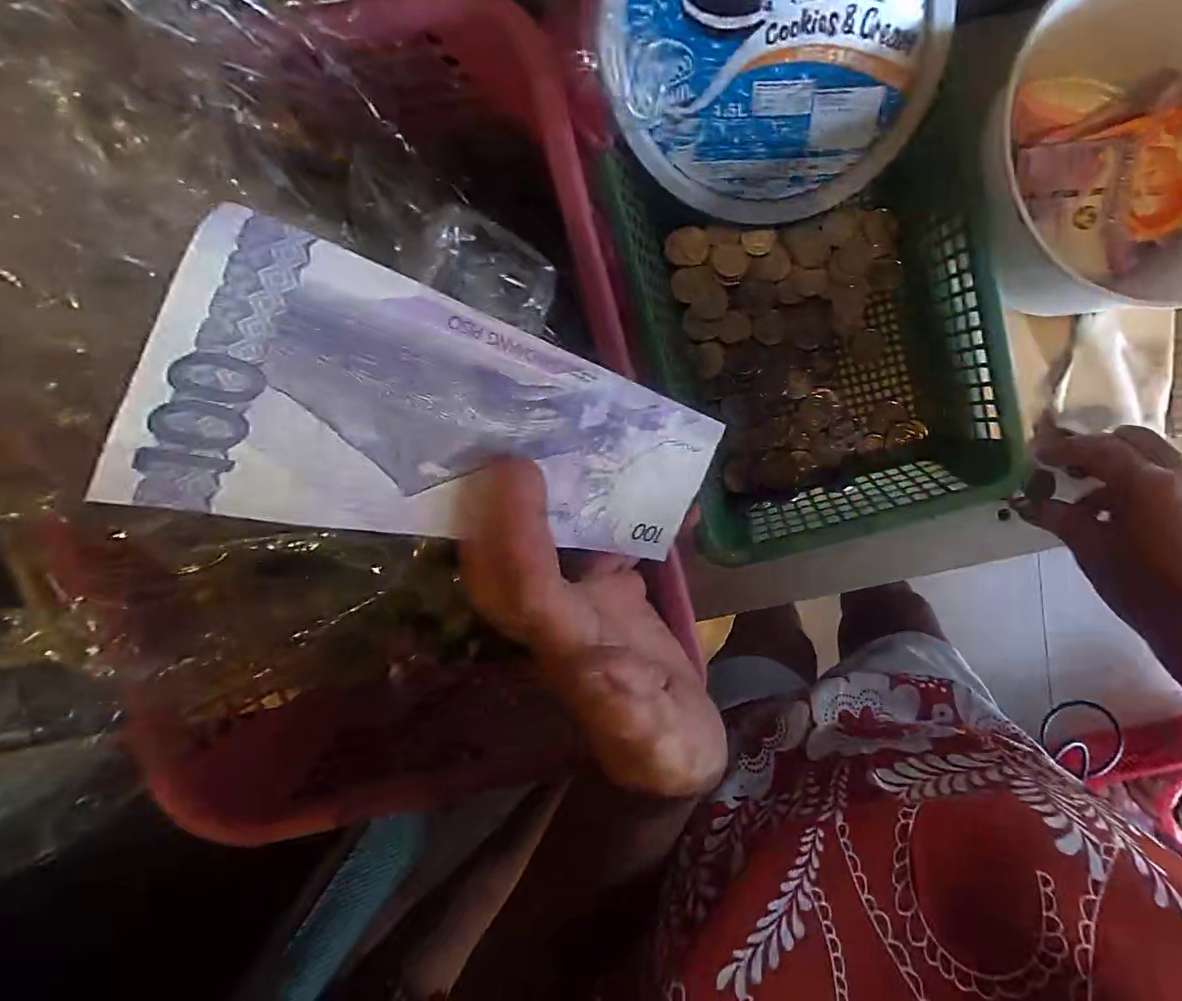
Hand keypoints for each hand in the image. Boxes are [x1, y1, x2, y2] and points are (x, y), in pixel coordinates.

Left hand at [456, 458, 725, 798]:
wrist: (674, 755)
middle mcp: (563, 618)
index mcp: (568, 650)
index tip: (516, 468)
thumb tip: (600, 666)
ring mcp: (587, 603)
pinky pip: (610, 539)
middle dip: (506, 495)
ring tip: (583, 435)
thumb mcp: (657, 744)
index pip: (522, 586)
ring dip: (559, 488)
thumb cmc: (665, 754)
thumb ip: (630, 714)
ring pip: (554, 537)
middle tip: (525, 426)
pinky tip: (664, 484)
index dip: (512, 530)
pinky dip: (628, 507)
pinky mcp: (616, 596)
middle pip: (512, 552)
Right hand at [1017, 423, 1181, 653]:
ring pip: (1156, 461)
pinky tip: (1126, 522)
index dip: (1065, 449)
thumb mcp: (1095, 554)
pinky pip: (1173, 483)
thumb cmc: (1148, 592)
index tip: (1039, 456)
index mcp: (1148, 481)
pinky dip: (1144, 488)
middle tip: (1069, 470)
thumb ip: (1062, 520)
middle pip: (1134, 441)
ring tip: (1092, 503)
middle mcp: (1181, 476)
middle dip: (1098, 450)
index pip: (1100, 448)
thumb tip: (1031, 504)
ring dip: (1122, 470)